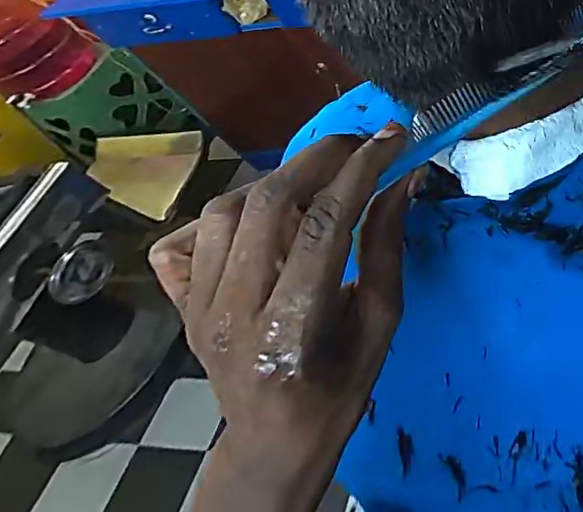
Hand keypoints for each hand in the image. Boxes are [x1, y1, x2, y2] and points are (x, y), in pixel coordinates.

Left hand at [148, 128, 412, 511]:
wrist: (271, 445)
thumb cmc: (337, 389)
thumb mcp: (380, 323)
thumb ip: (386, 245)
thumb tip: (401, 178)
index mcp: (290, 330)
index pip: (325, 224)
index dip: (361, 169)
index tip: (391, 137)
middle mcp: (232, 313)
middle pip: (268, 203)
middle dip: (320, 157)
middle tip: (357, 144)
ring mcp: (197, 307)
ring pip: (227, 207)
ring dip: (278, 179)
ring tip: (314, 182)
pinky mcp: (182, 302)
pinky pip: (193, 231)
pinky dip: (233, 207)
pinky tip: (263, 215)